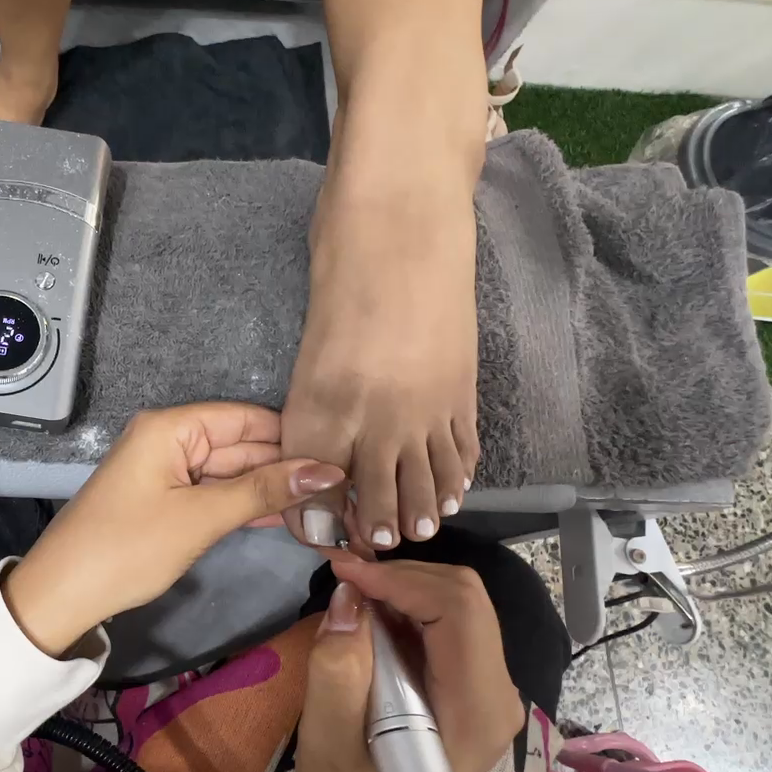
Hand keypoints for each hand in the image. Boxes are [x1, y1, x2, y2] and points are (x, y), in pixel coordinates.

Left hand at [2, 403, 344, 655]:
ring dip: (272, 489)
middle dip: (287, 467)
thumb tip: (327, 470)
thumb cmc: (130, 546)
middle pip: (241, 444)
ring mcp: (169, 470)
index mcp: (171, 427)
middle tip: (346, 489)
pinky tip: (290, 516)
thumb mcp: (200, 517)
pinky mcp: (168, 499)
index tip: (343, 457)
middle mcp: (171, 439)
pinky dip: (245, 504)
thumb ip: (263, 491)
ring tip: (329, 505)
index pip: (246, 418)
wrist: (65, 592)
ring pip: (231, 472)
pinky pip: (215, 493)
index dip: (292, 436)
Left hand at [282, 176, 480, 551]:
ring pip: (423, 479)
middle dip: (373, 524)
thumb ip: (312, 409)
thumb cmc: (339, 276)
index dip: (318, 514)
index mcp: (321, 411)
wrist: (402, 225)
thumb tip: (318, 455)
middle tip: (375, 546)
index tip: (321, 532)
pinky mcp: (464, 390)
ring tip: (417, 532)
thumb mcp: (307, 351)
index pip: (317, 484)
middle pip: (376, 491)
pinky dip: (457, 475)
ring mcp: (425, 409)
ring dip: (418, 510)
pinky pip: (463, 449)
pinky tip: (456, 489)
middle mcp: (373, 422)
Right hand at [316, 557, 524, 771]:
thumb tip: (348, 598)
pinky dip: (403, 603)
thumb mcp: (329, 746)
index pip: (458, 608)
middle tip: (340, 578)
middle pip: (463, 596)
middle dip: (399, 575)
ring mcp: (485, 687)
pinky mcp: (467, 685)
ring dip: (400, 586)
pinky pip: (444, 621)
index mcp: (475, 707)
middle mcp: (496, 691)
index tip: (340, 572)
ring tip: (348, 593)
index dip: (399, 578)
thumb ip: (338, 673)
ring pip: (456, 602)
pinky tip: (365, 616)